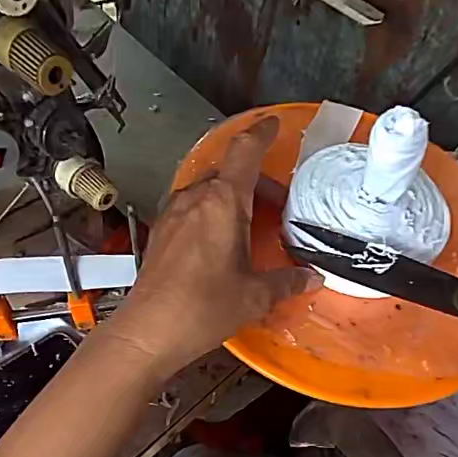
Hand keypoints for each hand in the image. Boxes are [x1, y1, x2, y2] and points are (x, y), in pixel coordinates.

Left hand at [102, 116, 320, 374]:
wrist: (149, 331)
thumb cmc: (199, 309)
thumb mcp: (254, 296)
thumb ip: (286, 282)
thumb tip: (308, 278)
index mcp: (222, 203)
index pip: (244, 151)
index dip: (261, 133)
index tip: (272, 125)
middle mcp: (193, 201)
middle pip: (227, 172)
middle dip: (253, 180)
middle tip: (275, 200)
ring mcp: (172, 216)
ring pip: (206, 191)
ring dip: (229, 199)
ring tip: (249, 224)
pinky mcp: (160, 235)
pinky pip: (190, 211)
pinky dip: (209, 215)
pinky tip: (220, 243)